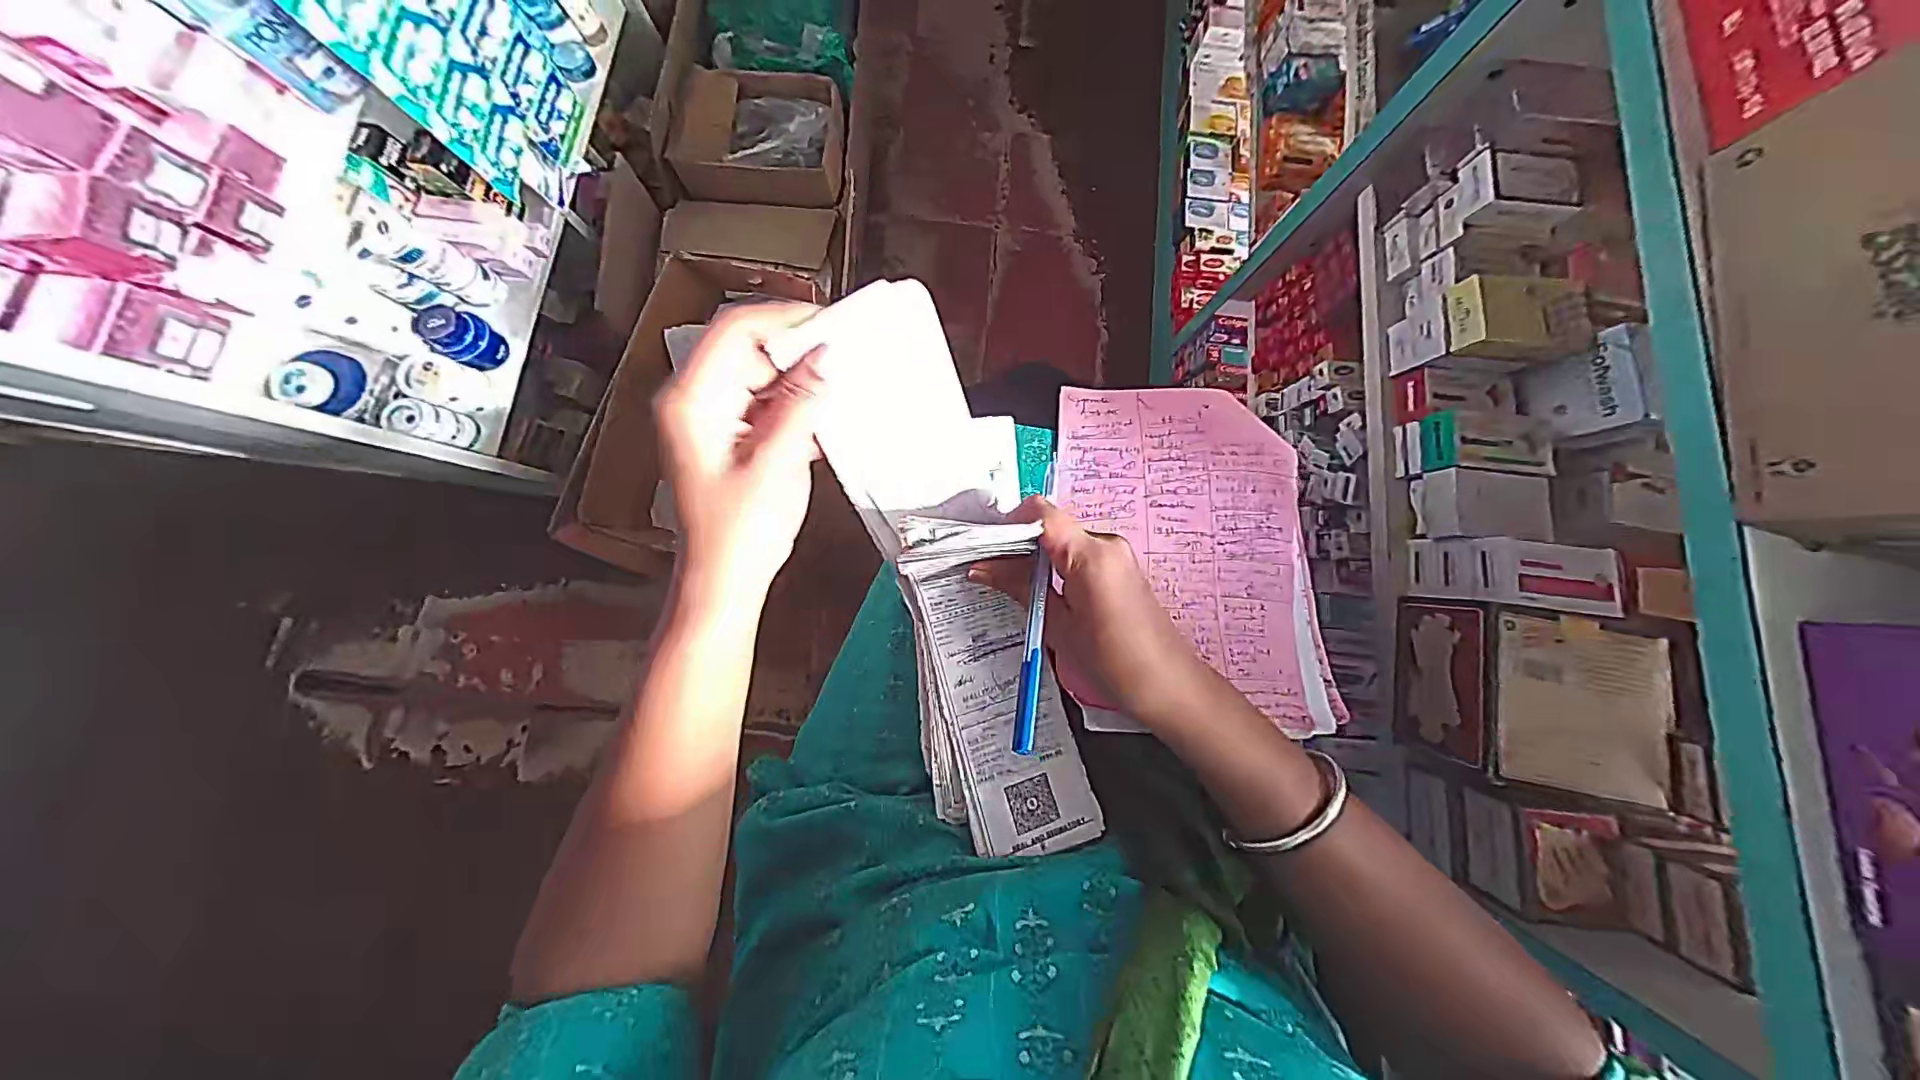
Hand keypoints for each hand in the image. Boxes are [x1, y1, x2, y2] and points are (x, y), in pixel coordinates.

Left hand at [654, 303, 825, 601]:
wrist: (725, 578)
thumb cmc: (734, 536)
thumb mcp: (777, 462)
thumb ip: (801, 403)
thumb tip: (821, 360)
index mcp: (691, 402)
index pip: (735, 329)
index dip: (784, 318)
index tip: (824, 323)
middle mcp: (694, 404)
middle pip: (749, 350)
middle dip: (796, 357)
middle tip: (836, 364)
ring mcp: (711, 420)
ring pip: (761, 378)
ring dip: (798, 387)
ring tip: (825, 406)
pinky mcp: (729, 436)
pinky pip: (765, 405)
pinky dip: (793, 410)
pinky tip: (813, 431)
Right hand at [969, 497, 1218, 726]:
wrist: (1168, 686)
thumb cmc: (1114, 663)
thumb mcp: (1058, 626)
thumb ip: (1019, 587)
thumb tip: (983, 567)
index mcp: (1091, 554)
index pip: (1040, 514)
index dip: (1006, 525)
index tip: (984, 548)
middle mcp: (1106, 544)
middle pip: (1050, 525)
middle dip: (1017, 544)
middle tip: (990, 571)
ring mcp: (1116, 554)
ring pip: (1063, 540)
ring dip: (1036, 557)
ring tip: (1012, 587)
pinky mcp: (1119, 568)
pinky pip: (1079, 554)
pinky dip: (1055, 565)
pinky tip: (1042, 592)